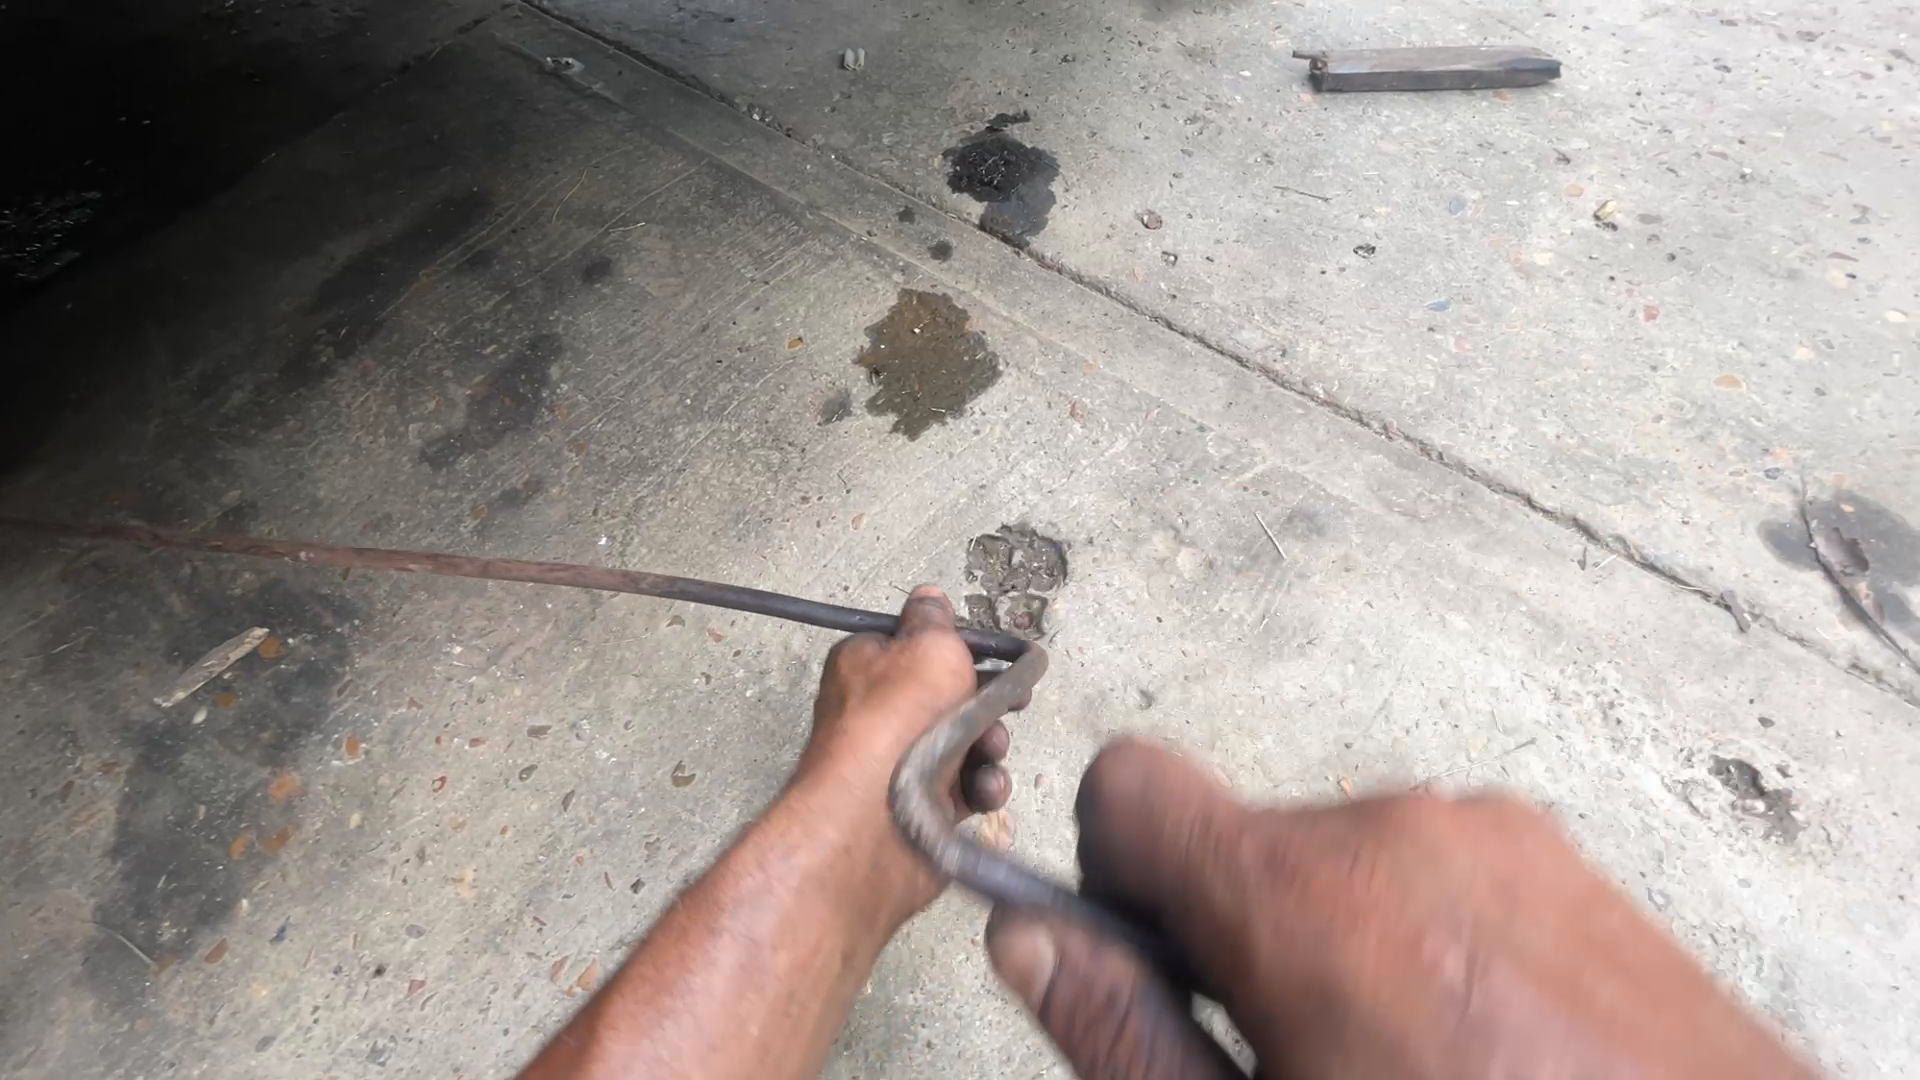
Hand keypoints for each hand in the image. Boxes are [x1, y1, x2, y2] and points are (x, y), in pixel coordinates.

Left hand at [794, 585, 1014, 916]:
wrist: (876, 822)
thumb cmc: (901, 718)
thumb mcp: (926, 646)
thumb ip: (935, 619)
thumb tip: (930, 596)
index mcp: (869, 665)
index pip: (920, 647)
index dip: (961, 651)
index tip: (997, 656)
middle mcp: (881, 713)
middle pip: (952, 696)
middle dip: (988, 702)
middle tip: (1014, 703)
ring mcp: (902, 764)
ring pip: (966, 743)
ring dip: (990, 745)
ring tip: (989, 751)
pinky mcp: (924, 809)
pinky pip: (965, 788)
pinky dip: (981, 787)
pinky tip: (982, 790)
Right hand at [985, 738, 1817, 1079]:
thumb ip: (1119, 1034)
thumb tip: (1017, 929)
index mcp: (1300, 893)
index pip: (1127, 779)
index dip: (1115, 864)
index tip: (1163, 961)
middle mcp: (1387, 820)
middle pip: (1231, 831)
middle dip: (1230, 924)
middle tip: (1300, 1055)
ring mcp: (1488, 825)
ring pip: (1327, 851)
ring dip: (1326, 932)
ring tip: (1411, 1065)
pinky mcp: (1560, 852)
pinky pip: (1421, 859)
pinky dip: (1410, 927)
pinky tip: (1490, 1043)